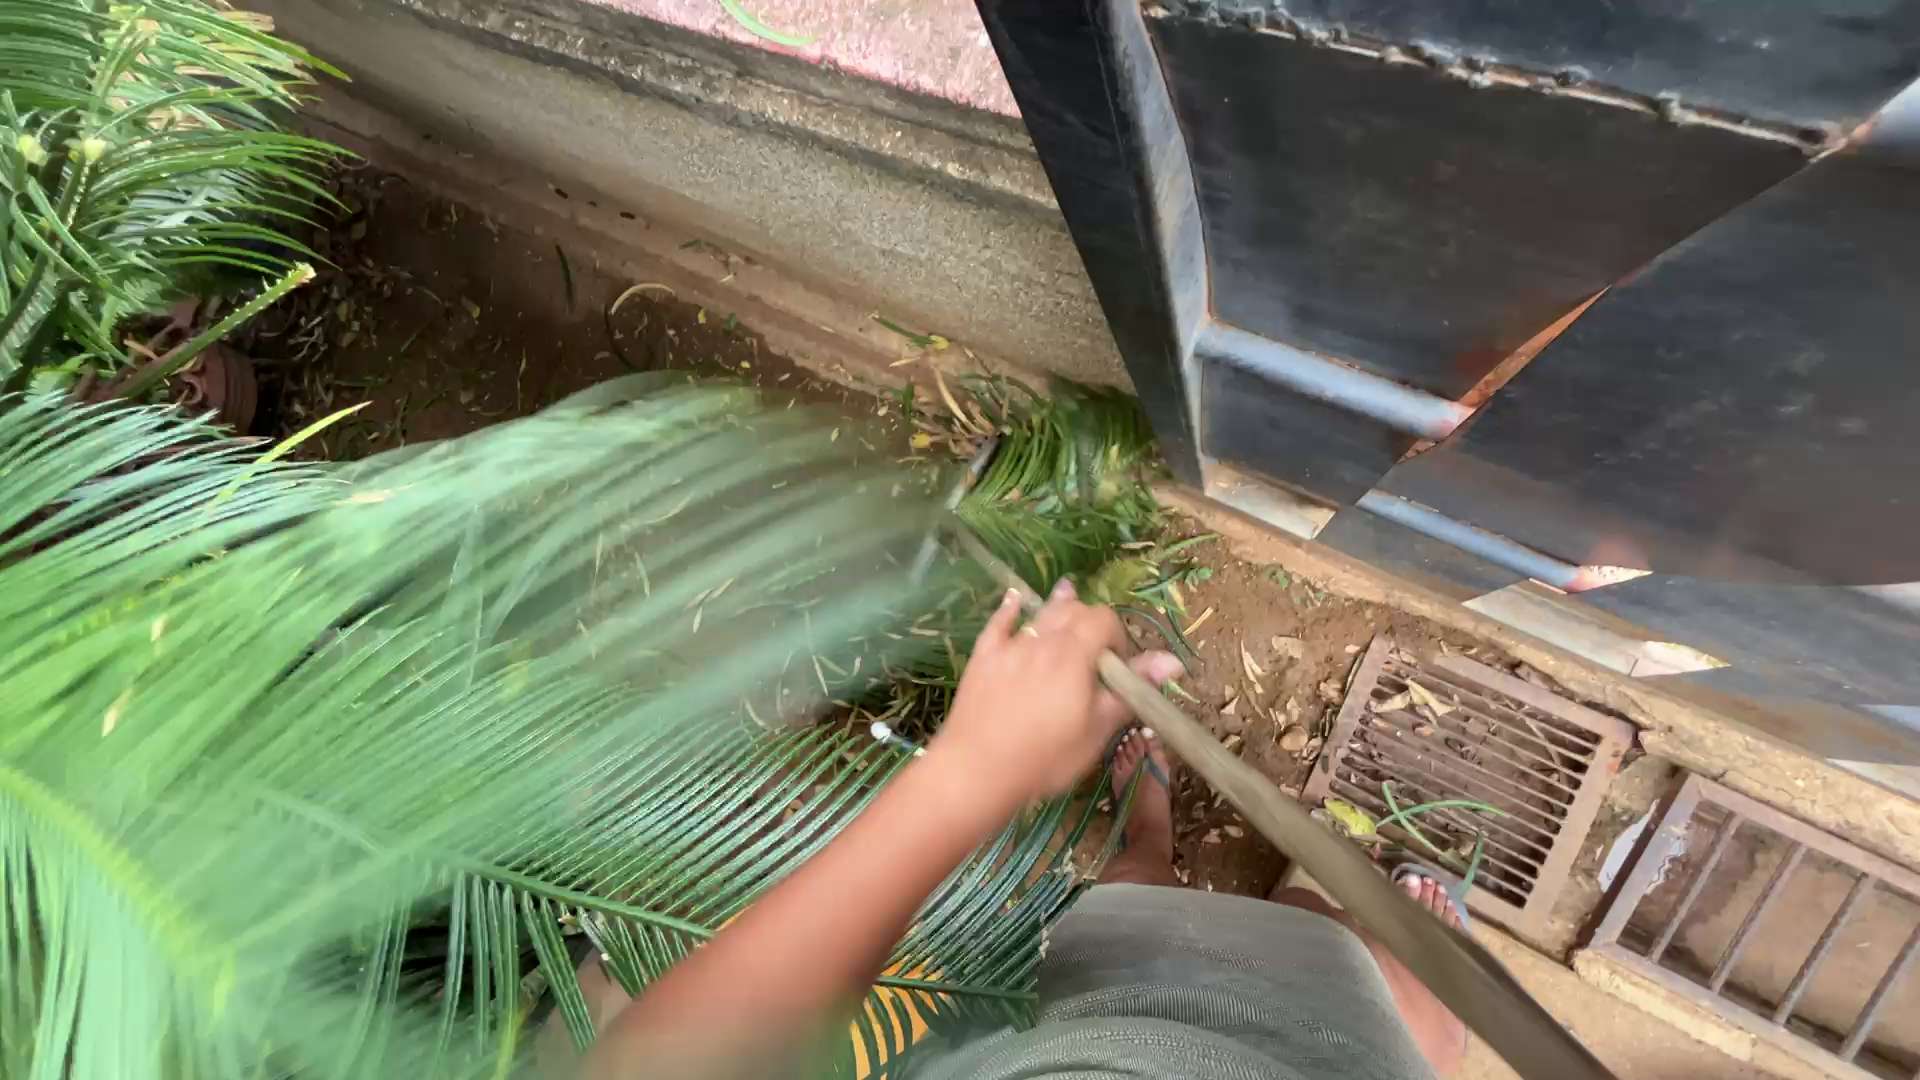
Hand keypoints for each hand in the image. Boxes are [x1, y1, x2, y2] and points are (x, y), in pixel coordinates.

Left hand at [929, 579, 1182, 813]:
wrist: (977, 770)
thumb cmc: (1046, 757)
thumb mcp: (1098, 729)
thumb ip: (1131, 689)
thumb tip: (1173, 660)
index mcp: (1075, 654)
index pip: (1104, 619)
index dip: (1116, 636)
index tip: (1115, 665)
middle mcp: (1043, 640)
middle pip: (1073, 610)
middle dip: (1089, 621)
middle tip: (1095, 649)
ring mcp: (1010, 646)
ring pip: (1040, 613)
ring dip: (1058, 607)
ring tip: (1070, 602)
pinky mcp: (983, 657)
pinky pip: (998, 622)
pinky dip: (1009, 608)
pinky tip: (1015, 600)